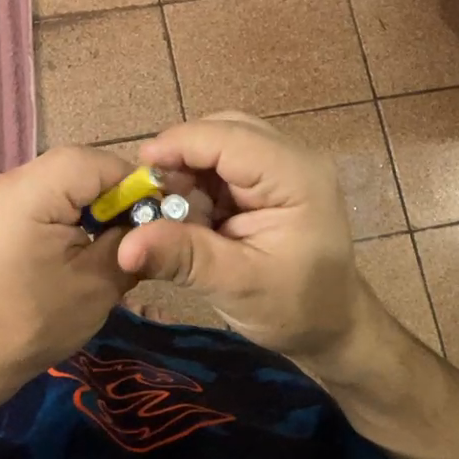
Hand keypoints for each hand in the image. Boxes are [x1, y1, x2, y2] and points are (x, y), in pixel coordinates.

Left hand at [0, 147, 135, 414]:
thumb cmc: (38, 321)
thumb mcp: (99, 282)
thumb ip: (132, 240)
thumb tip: (158, 218)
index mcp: (29, 193)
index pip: (97, 163)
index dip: (134, 183)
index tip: (157, 214)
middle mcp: (11, 179)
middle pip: (79, 163)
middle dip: (115, 189)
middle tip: (140, 224)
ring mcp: (3, 191)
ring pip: (66, 174)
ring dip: (96, 196)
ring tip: (116, 232)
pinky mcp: (4, 206)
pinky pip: (50, 189)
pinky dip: (75, 204)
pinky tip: (87, 234)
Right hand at [118, 112, 376, 364]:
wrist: (333, 328)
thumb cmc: (294, 309)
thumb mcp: (235, 286)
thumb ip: (182, 257)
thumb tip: (124, 247)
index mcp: (296, 177)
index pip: (230, 138)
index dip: (179, 145)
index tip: (137, 172)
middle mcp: (292, 158)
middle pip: (224, 131)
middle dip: (181, 156)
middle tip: (151, 195)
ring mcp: (282, 165)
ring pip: (220, 143)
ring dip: (187, 170)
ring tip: (170, 210)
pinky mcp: (270, 178)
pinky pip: (224, 162)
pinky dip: (198, 181)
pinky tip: (190, 214)